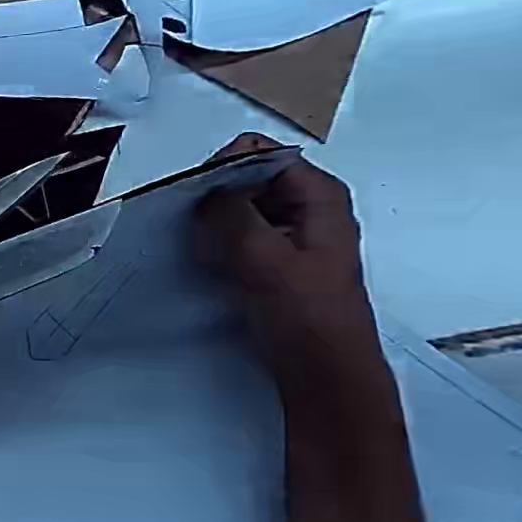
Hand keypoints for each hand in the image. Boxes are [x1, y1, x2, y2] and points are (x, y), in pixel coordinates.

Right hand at [196, 134, 387, 399]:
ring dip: (214, 217)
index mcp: (318, 194)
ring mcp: (294, 227)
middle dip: (215, 193)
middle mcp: (309, 202)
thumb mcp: (261, 255)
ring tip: (203, 245)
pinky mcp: (278, 251)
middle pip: (247, 174)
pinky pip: (240, 226)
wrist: (323, 369)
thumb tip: (205, 186)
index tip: (198, 198)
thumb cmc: (301, 311)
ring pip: (240, 201)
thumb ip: (231, 211)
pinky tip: (210, 257)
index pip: (258, 152)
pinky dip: (219, 235)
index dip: (222, 168)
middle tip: (198, 226)